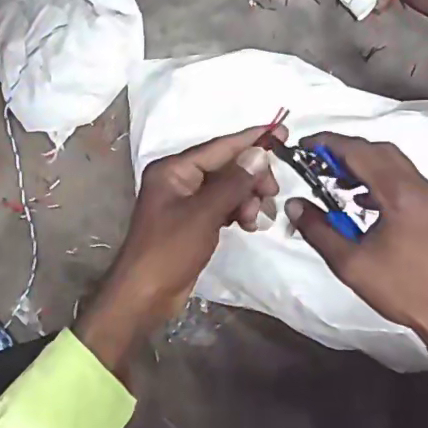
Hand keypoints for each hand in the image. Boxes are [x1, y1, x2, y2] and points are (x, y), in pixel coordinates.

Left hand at [75, 125, 283, 380]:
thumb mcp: (204, 213)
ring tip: (257, 217)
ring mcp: (185, 202)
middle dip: (251, 177)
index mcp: (172, 170)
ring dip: (247, 197)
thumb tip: (259, 152)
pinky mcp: (193, 222)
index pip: (219, 147)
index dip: (251, 140)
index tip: (282, 132)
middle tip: (272, 194)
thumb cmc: (169, 250)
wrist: (145, 295)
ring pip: (227, 188)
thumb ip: (233, 182)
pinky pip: (222, 206)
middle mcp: (178, 180)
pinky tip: (249, 224)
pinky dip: (238, 211)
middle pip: (225, 167)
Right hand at [283, 134, 427, 356]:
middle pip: (379, 151)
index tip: (303, 147)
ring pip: (393, 164)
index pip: (360, 152)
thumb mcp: (350, 263)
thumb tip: (294, 204)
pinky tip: (360, 202)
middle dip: (344, 151)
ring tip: (333, 181)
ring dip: (362, 164)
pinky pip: (402, 180)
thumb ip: (318, 229)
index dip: (328, 144)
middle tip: (314, 163)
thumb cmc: (402, 289)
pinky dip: (377, 179)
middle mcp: (419, 187)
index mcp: (400, 194)